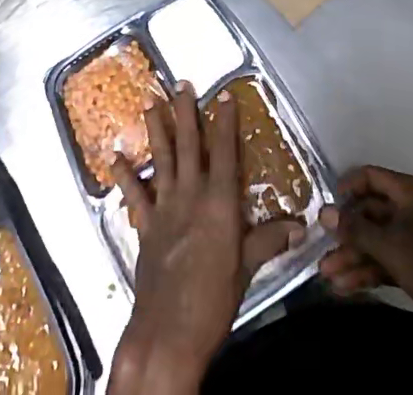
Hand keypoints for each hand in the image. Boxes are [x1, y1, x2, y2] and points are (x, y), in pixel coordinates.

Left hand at [110, 82, 302, 394]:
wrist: (170, 327)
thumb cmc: (216, 298)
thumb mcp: (248, 268)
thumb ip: (268, 242)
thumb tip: (298, 226)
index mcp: (220, 204)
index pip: (226, 154)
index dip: (225, 124)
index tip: (223, 97)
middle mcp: (191, 196)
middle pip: (189, 146)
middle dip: (186, 113)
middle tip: (181, 84)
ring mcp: (164, 208)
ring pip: (161, 160)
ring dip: (156, 130)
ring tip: (150, 102)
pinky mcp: (145, 225)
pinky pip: (135, 194)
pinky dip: (124, 175)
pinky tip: (114, 157)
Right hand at [316, 166, 412, 320]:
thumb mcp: (389, 245)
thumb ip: (354, 228)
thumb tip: (323, 212)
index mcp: (409, 194)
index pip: (370, 177)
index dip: (346, 187)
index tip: (324, 205)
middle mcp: (410, 212)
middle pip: (368, 213)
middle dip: (344, 232)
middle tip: (319, 247)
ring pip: (373, 241)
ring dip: (350, 257)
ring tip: (327, 275)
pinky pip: (382, 262)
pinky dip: (364, 272)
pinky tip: (343, 288)